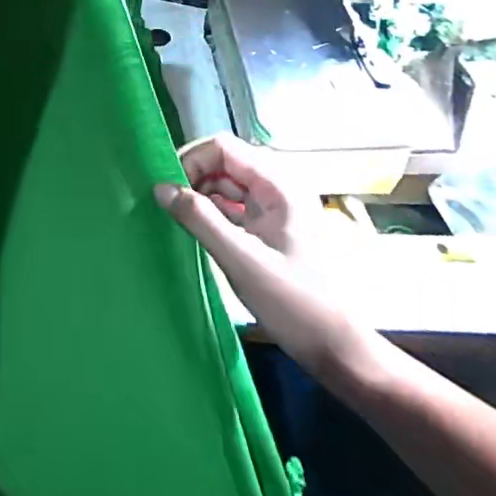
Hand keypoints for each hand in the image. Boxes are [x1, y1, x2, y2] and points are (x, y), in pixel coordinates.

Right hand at [155, 134, 380, 380]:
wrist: (335, 347)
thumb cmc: (294, 301)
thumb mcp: (240, 259)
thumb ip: (199, 219)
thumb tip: (160, 187)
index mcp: (278, 184)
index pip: (224, 148)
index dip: (191, 160)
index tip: (165, 187)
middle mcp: (276, 187)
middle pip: (223, 163)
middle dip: (191, 178)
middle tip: (165, 204)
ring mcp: (272, 209)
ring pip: (224, 186)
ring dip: (198, 197)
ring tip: (174, 218)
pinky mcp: (267, 229)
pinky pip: (231, 208)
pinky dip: (209, 215)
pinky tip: (191, 230)